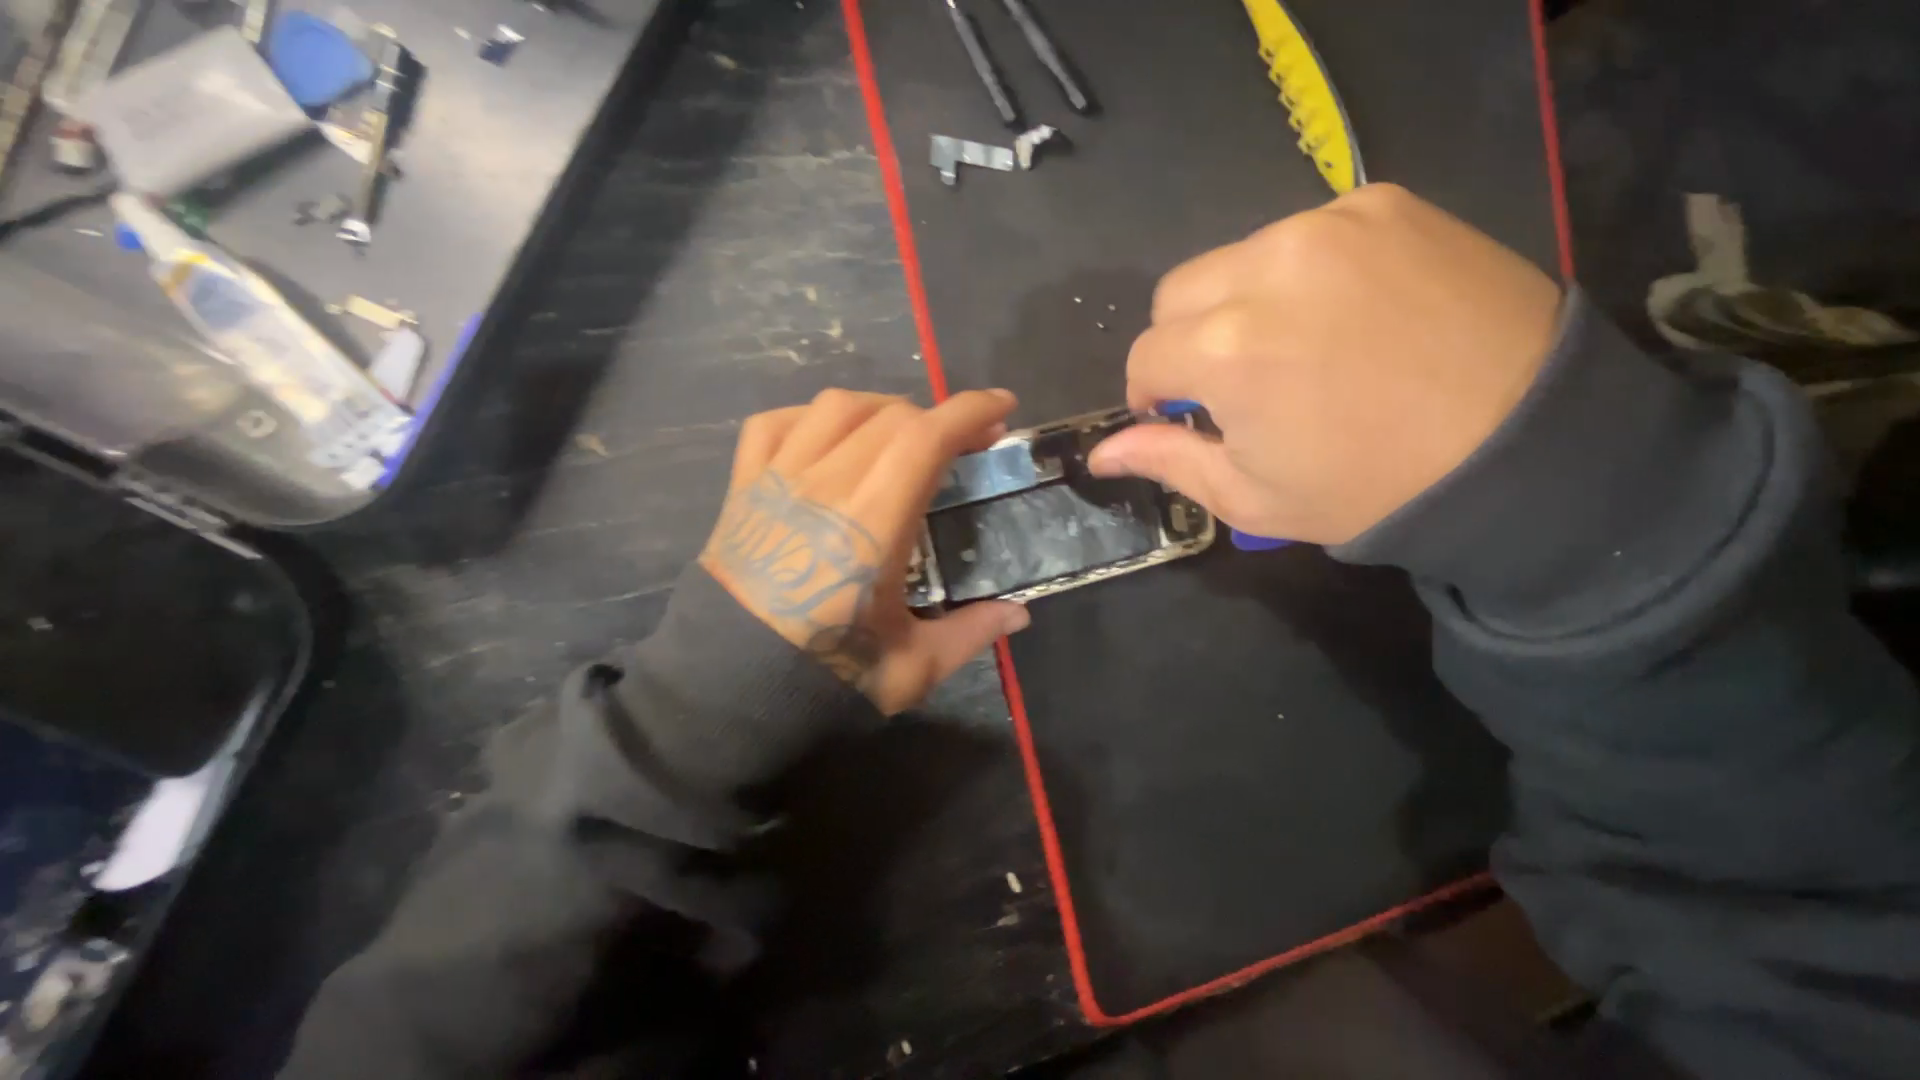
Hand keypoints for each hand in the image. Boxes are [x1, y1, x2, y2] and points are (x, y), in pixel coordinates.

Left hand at [700, 389, 1030, 714]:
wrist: (727, 683)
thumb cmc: (825, 673)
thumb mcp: (912, 667)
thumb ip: (970, 633)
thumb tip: (1019, 614)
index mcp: (874, 522)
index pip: (927, 437)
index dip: (970, 411)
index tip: (1002, 407)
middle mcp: (827, 483)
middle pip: (891, 415)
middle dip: (937, 418)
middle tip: (961, 446)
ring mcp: (778, 479)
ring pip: (836, 407)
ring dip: (880, 409)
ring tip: (899, 435)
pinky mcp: (743, 486)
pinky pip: (774, 424)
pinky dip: (809, 416)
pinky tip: (828, 436)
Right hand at [1088, 184, 1563, 545]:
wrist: (1526, 445)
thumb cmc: (1375, 486)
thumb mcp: (1256, 496)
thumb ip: (1170, 461)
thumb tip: (1102, 452)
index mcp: (1227, 348)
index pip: (1146, 353)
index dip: (1153, 391)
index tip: (1180, 414)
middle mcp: (1267, 267)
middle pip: (1178, 292)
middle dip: (1187, 339)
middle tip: (1237, 380)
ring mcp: (1330, 225)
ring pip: (1239, 257)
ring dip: (1244, 300)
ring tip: (1301, 343)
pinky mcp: (1387, 203)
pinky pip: (1308, 233)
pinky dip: (1307, 272)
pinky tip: (1351, 311)